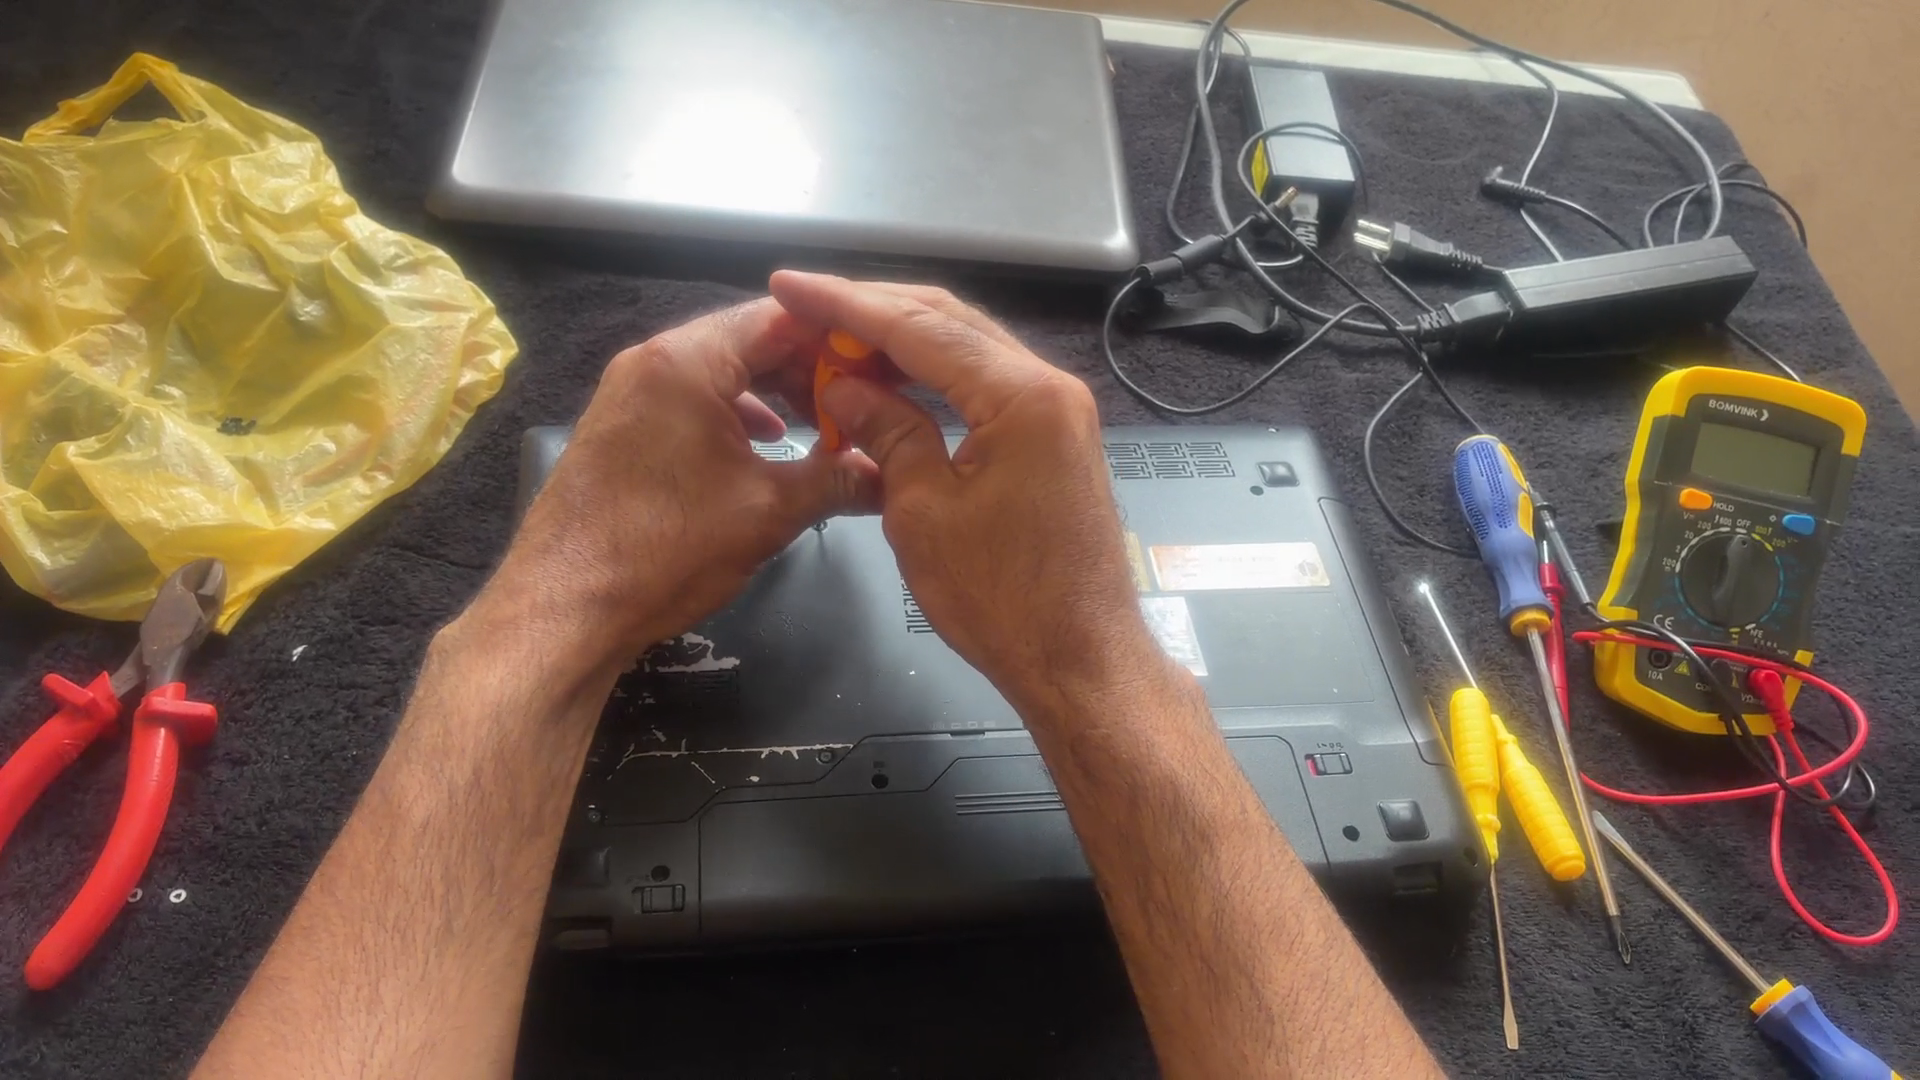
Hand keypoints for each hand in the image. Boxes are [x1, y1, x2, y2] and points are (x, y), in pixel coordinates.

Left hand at [478, 297, 877, 673]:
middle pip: (749, 340)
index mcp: (688, 362)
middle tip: (857, 401)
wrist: (566, 607)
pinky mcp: (623, 426)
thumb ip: (838, 481)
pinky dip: (736, 414)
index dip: (837, 337)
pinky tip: (762, 445)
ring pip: (720, 372)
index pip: (779, 317)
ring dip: (775, 393)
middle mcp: (653, 361)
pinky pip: (692, 400)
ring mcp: (631, 392)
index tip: (880, 365)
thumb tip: (891, 475)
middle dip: (808, 370)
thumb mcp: (770, 512)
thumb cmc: (669, 548)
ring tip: (819, 425)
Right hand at [767, 271, 1174, 713]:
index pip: (920, 328)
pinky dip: (937, 383)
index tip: (791, 285)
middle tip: (812, 310)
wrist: (1079, 658)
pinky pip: (987, 390)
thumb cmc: (1002, 600)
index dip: (847, 305)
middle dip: (876, 312)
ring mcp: (1060, 412)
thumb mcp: (924, 513)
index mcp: (1022, 396)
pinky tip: (896, 386)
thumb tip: (845, 387)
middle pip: (952, 323)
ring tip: (841, 343)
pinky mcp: (1056, 440)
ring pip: (970, 353)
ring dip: (906, 345)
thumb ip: (887, 432)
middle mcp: (1050, 387)